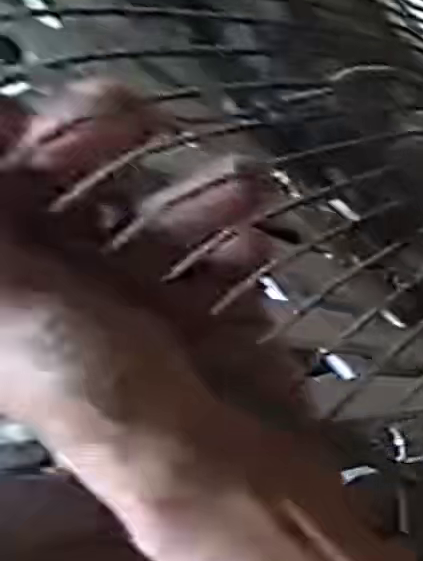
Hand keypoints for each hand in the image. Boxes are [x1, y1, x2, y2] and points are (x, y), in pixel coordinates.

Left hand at [0, 81, 292, 447]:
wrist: (209, 456)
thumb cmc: (86, 378)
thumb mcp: (1, 289)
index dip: (2, 138)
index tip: (33, 104)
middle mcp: (51, 284)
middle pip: (68, 196)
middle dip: (106, 152)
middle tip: (149, 110)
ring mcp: (138, 308)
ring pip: (158, 233)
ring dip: (200, 204)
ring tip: (252, 181)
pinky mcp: (210, 327)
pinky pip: (221, 278)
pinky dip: (240, 259)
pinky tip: (260, 246)